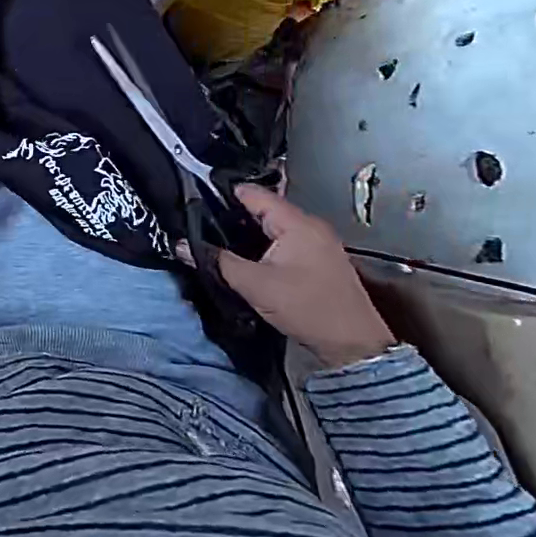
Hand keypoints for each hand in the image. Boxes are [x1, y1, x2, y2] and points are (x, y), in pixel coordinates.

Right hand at [209, 184, 395, 367]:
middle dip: (234, 214)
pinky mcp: (320, 260)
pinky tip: (248, 257)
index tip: (197, 197)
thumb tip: (183, 246)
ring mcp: (318, 242)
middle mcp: (310, 225)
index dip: (225, 193)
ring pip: (276, 226)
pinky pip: (286, 240)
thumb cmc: (305, 307)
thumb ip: (218, 262)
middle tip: (202, 221)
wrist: (352, 343)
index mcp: (296, 223)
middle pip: (265, 209)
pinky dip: (265, 244)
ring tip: (219, 238)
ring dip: (250, 231)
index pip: (255, 194)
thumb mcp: (254, 285)